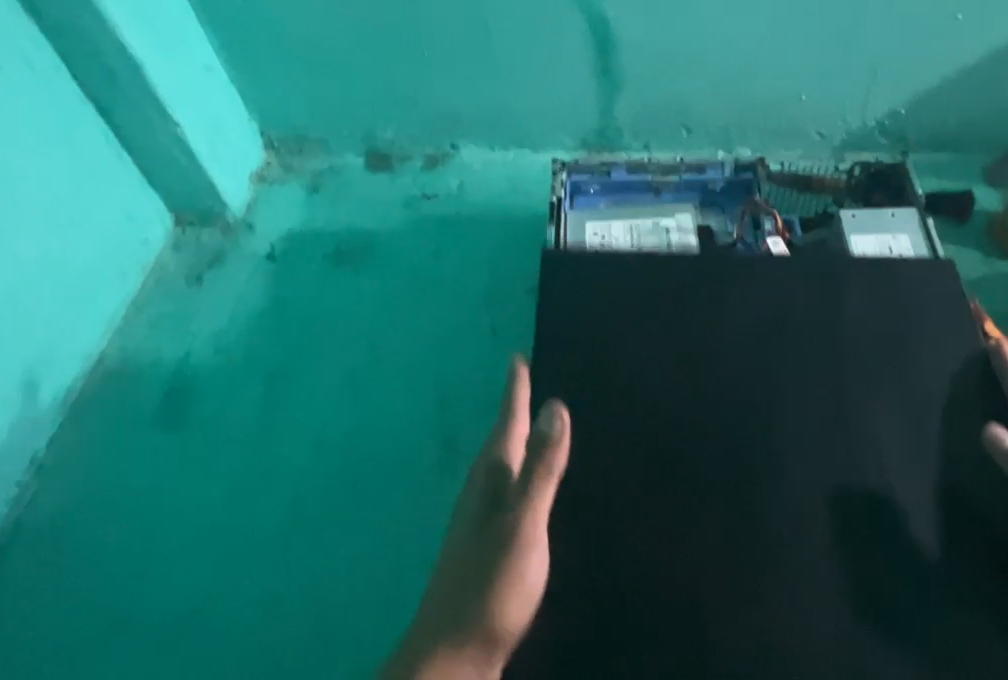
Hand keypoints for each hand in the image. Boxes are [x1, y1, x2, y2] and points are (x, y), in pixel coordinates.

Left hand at [383, 357, 571, 679]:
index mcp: (490, 481)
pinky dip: (518, 475)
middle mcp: (481, 493)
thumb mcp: (524, 523)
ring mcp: (479, 522)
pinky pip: (505, 492)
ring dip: (514, 442)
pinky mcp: (485, 547)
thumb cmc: (491, 585)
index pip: (506, 423)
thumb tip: (555, 405)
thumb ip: (541, 468)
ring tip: (528, 425)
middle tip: (525, 381)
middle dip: (513, 411)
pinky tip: (524, 490)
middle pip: (500, 440)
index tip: (517, 357)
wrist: (451, 656)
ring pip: (500, 467)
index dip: (515, 391)